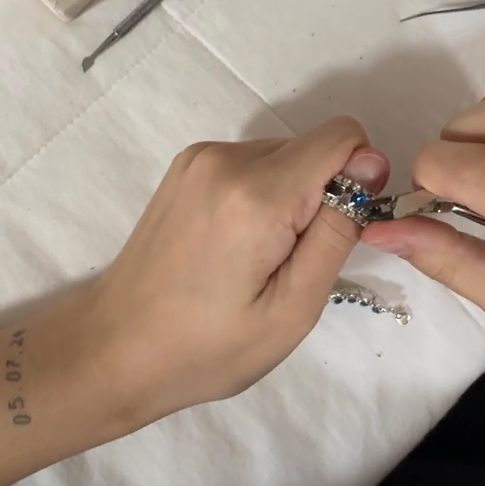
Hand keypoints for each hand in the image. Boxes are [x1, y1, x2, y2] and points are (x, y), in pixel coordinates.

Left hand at [85, 117, 386, 421]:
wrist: (114, 347)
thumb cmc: (208, 347)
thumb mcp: (293, 308)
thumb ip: (337, 230)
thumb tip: (371, 164)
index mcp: (256, 193)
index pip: (341, 138)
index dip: (358, 177)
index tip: (338, 229)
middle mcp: (226, 157)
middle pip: (312, 148)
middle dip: (319, 195)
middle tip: (289, 260)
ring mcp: (201, 156)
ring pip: (283, 155)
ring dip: (289, 197)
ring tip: (256, 256)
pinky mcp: (187, 163)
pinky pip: (252, 161)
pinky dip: (261, 193)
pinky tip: (235, 241)